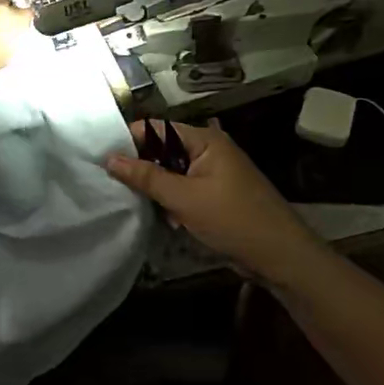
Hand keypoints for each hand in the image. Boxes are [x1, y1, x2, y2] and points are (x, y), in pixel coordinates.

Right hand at [105, 120, 324, 283]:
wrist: (280, 255)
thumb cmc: (233, 219)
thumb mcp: (184, 198)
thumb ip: (146, 177)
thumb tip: (110, 159)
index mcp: (205, 140)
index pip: (158, 128)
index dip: (131, 139)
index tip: (102, 157)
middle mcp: (209, 150)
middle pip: (164, 150)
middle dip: (142, 168)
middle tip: (113, 183)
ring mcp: (214, 174)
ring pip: (172, 173)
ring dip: (158, 189)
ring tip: (136, 203)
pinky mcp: (216, 196)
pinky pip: (185, 190)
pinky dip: (173, 202)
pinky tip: (165, 219)